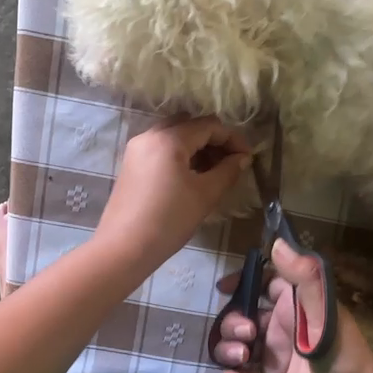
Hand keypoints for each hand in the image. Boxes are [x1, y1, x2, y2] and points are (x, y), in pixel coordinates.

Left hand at [93, 115, 250, 275]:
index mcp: (169, 139)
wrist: (125, 248)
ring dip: (197, 147)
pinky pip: (161, 149)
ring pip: (173, 135)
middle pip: (189, 124)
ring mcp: (137, 149)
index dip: (232, 138)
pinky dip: (179, 155)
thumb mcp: (205, 195)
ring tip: (213, 172)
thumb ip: (227, 171)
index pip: (208, 125)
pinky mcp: (131, 165)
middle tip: (230, 163)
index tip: (248, 158)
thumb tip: (243, 158)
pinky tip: (191, 177)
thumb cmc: (169, 221)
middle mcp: (150, 135)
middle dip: (213, 140)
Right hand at [213, 240, 372, 372]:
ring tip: (242, 359)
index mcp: (295, 304)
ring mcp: (273, 354)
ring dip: (229, 349)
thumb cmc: (341, 353)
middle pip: (242, 316)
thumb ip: (304, 279)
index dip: (243, 282)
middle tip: (247, 336)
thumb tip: (277, 243)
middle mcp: (281, 326)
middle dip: (233, 323)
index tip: (223, 288)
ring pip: (237, 344)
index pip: (264, 283)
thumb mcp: (324, 314)